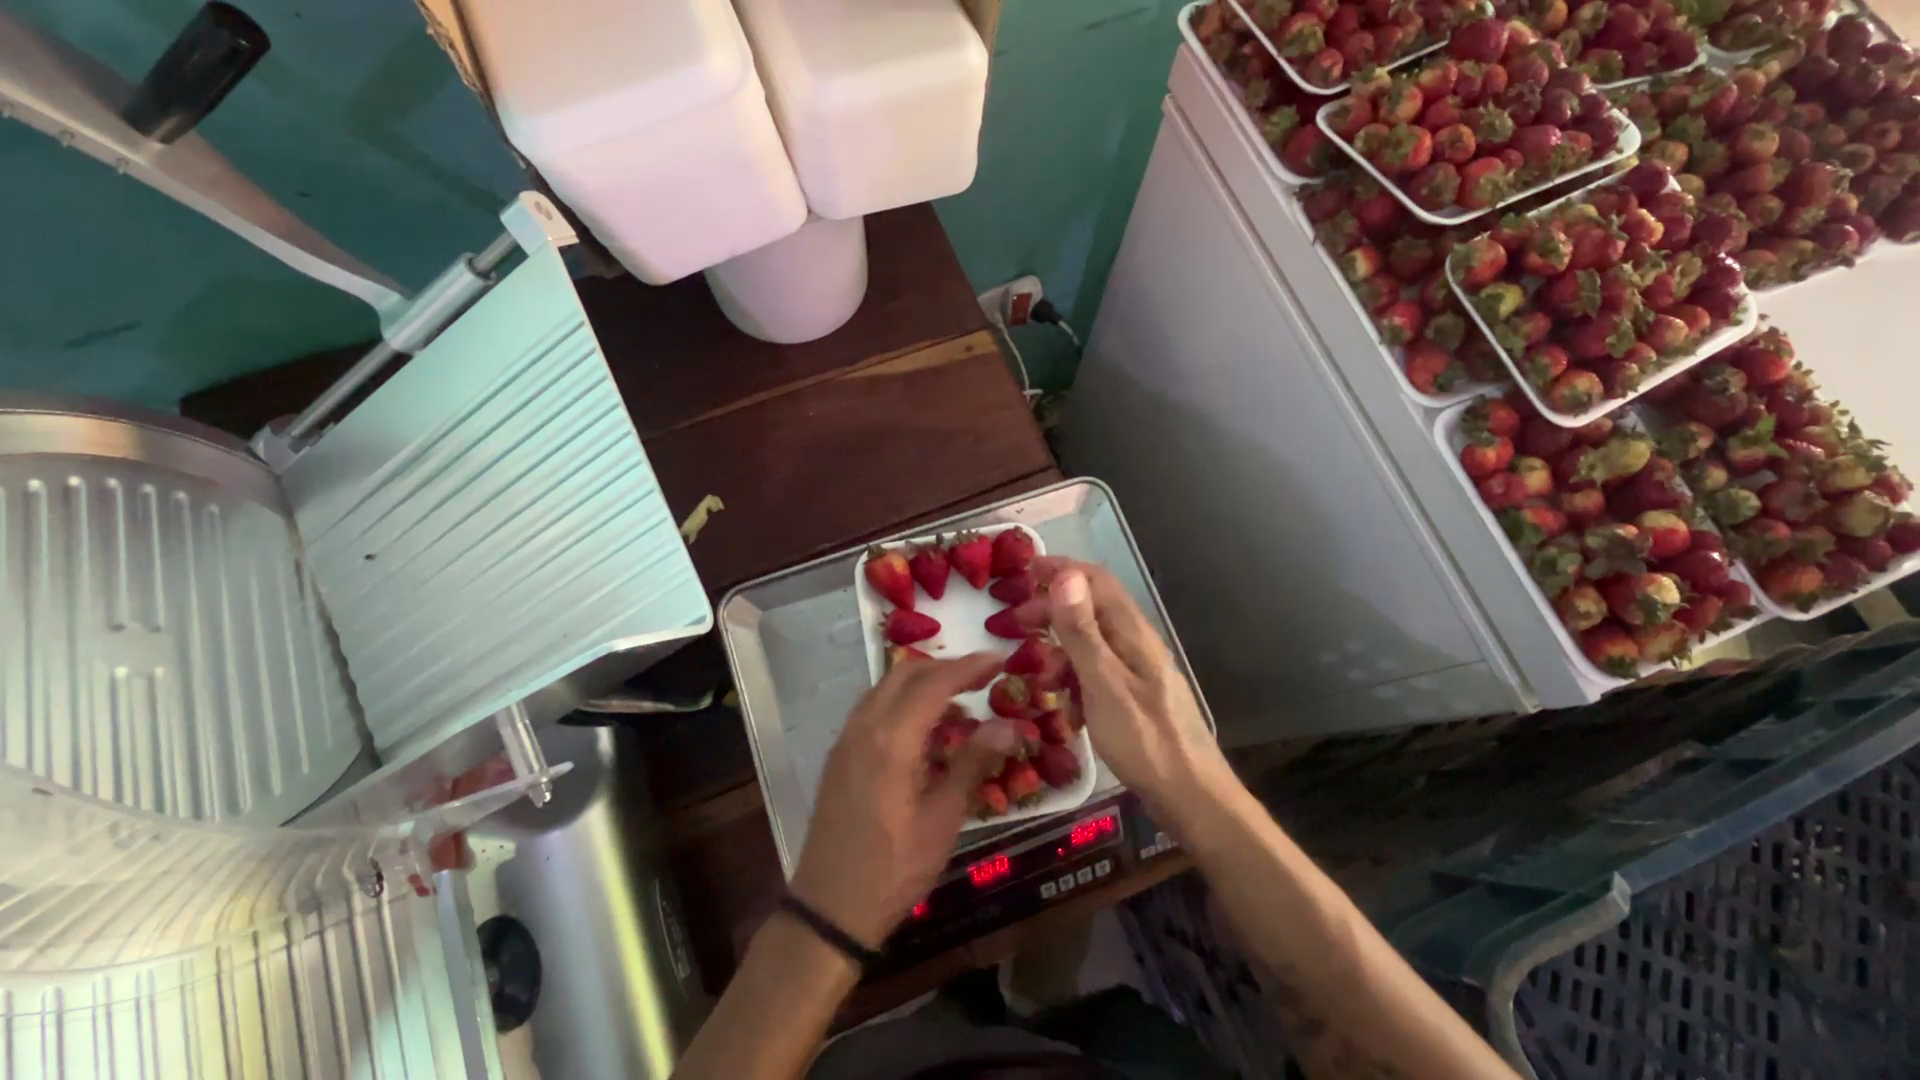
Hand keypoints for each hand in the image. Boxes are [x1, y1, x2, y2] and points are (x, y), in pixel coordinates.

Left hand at [789, 653, 1014, 947]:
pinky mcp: (839, 757)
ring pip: (885, 689)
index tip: (1000, 661)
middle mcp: (863, 728)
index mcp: (890, 740)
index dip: (970, 668)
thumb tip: (1010, 726)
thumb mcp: (943, 819)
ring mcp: (845, 741)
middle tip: (983, 679)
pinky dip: (902, 705)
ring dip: (922, 685)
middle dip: (945, 668)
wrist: (829, 908)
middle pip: (904, 674)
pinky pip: (873, 711)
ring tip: (962, 707)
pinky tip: (927, 733)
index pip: (934, 684)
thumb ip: (973, 764)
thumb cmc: (894, 869)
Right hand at [1026, 558, 1227, 810]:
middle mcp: (1137, 644)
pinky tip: (1066, 712)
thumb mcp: (1103, 684)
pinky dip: (1076, 684)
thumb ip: (1082, 631)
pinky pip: (1098, 677)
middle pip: (1091, 610)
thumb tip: (1064, 575)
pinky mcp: (1135, 699)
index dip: (1059, 570)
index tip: (1021, 572)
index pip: (1095, 581)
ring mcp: (1138, 673)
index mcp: (1132, 633)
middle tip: (1014, 626)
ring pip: (1092, 646)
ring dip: (1061, 654)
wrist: (1191, 797)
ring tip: (1038, 680)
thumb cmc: (1145, 740)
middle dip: (1051, 613)